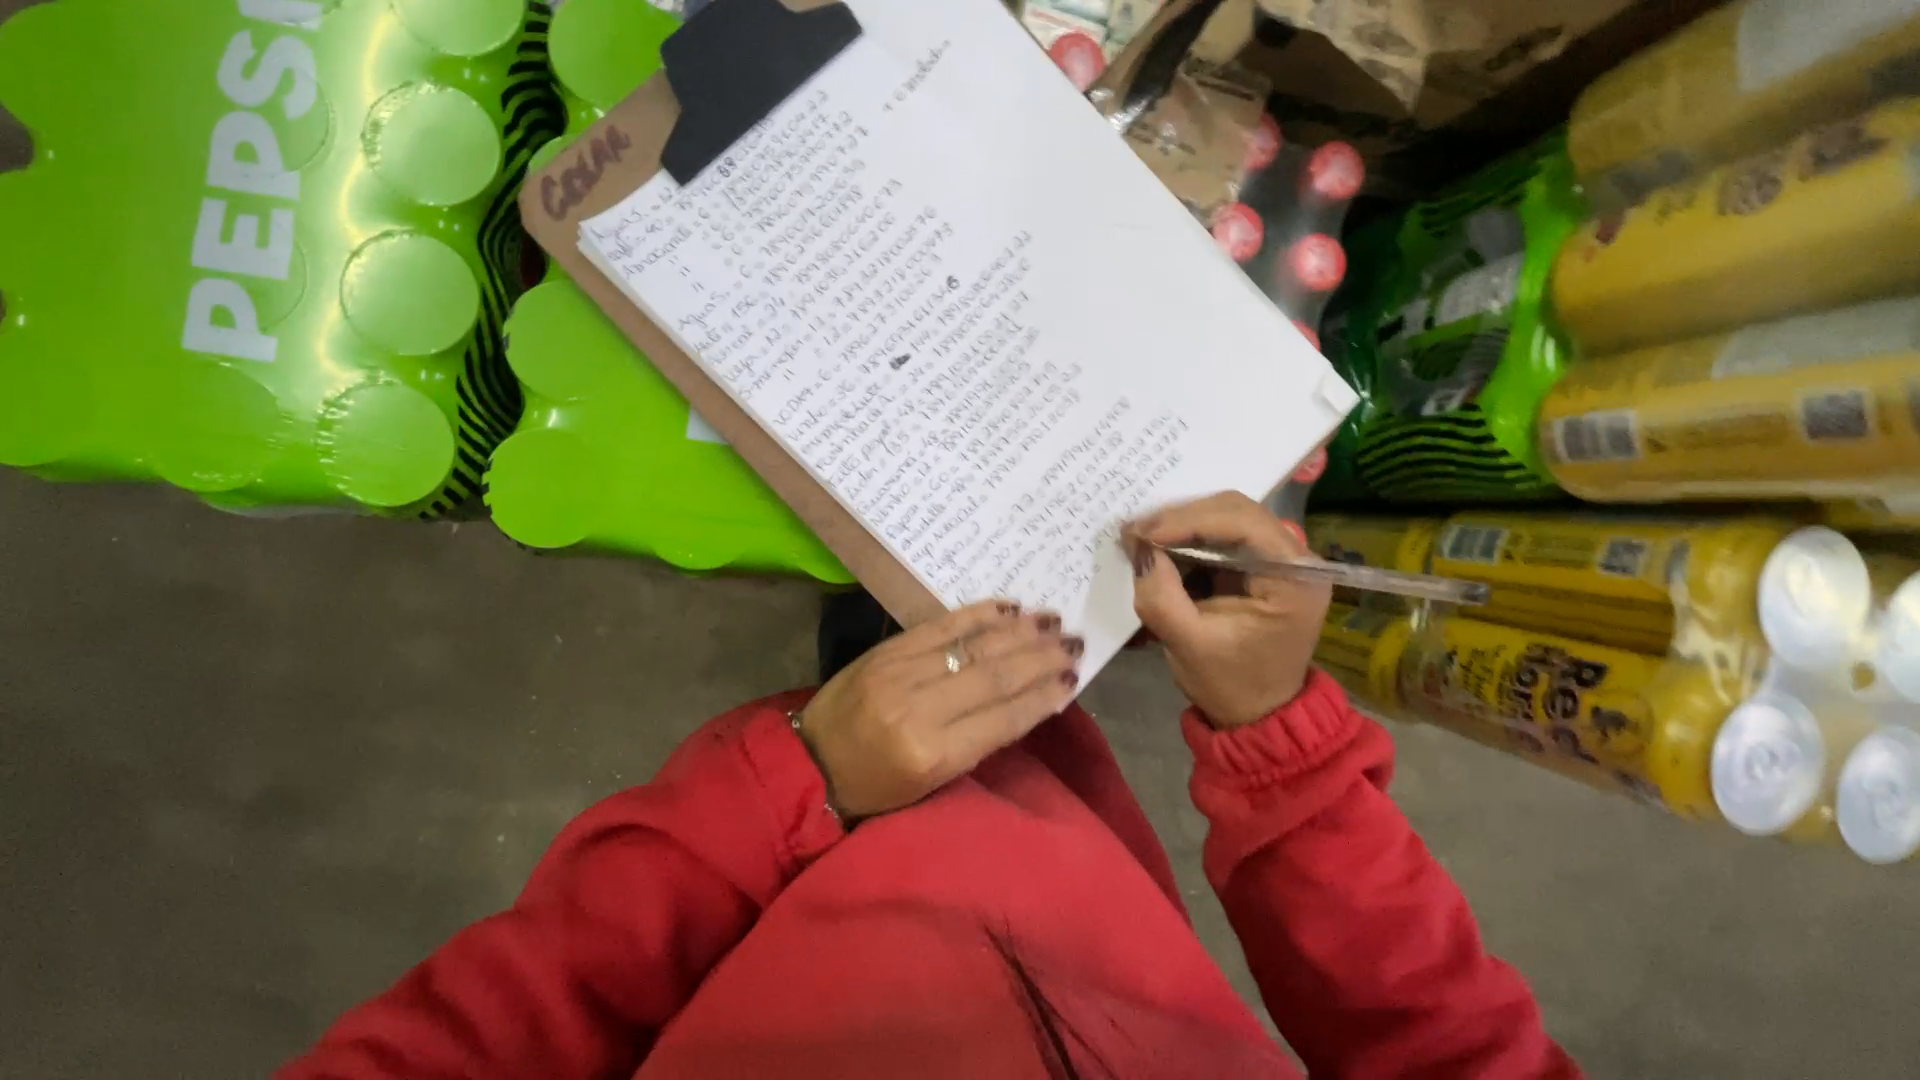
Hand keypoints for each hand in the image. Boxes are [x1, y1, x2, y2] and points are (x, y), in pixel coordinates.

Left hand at [795, 602, 1083, 819]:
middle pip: (995, 675)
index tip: (1074, 677)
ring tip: (1053, 622)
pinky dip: (978, 614)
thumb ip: (978, 741)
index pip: (1003, 718)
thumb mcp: (931, 782)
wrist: (808, 761)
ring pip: (973, 646)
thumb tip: (1029, 699)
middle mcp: (920, 709)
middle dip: (1041, 657)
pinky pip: (941, 626)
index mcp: (933, 754)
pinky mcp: (886, 650)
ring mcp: (900, 673)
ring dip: (1019, 631)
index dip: (1044, 695)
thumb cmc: (875, 786)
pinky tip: (1008, 608)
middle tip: (1075, 643)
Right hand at [1125, 493, 1330, 727]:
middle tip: (1136, 533)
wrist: (1258, 715)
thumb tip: (1139, 547)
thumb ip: (1161, 596)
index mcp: (1295, 577)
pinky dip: (1188, 537)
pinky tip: (1160, 547)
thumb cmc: (1231, 685)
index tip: (1143, 534)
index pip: (1243, 522)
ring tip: (1141, 539)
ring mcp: (1280, 558)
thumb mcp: (1188, 645)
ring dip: (1182, 524)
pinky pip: (1222, 535)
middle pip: (1235, 511)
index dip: (1189, 520)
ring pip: (1226, 516)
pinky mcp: (1260, 564)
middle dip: (1181, 517)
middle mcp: (1296, 558)